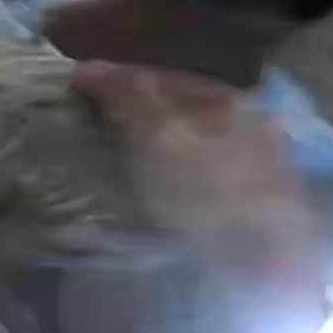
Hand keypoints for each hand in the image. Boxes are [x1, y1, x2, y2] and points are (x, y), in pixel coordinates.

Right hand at [74, 62, 318, 276]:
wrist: (260, 265)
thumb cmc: (205, 192)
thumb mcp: (158, 136)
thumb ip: (128, 96)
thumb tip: (90, 66)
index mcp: (229, 102)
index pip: (159, 76)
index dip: (112, 77)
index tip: (72, 85)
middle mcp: (247, 123)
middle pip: (174, 105)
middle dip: (128, 107)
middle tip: (83, 115)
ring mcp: (253, 160)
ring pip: (183, 134)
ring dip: (143, 136)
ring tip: (105, 145)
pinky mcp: (247, 196)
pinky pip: (190, 164)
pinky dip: (159, 162)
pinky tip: (141, 176)